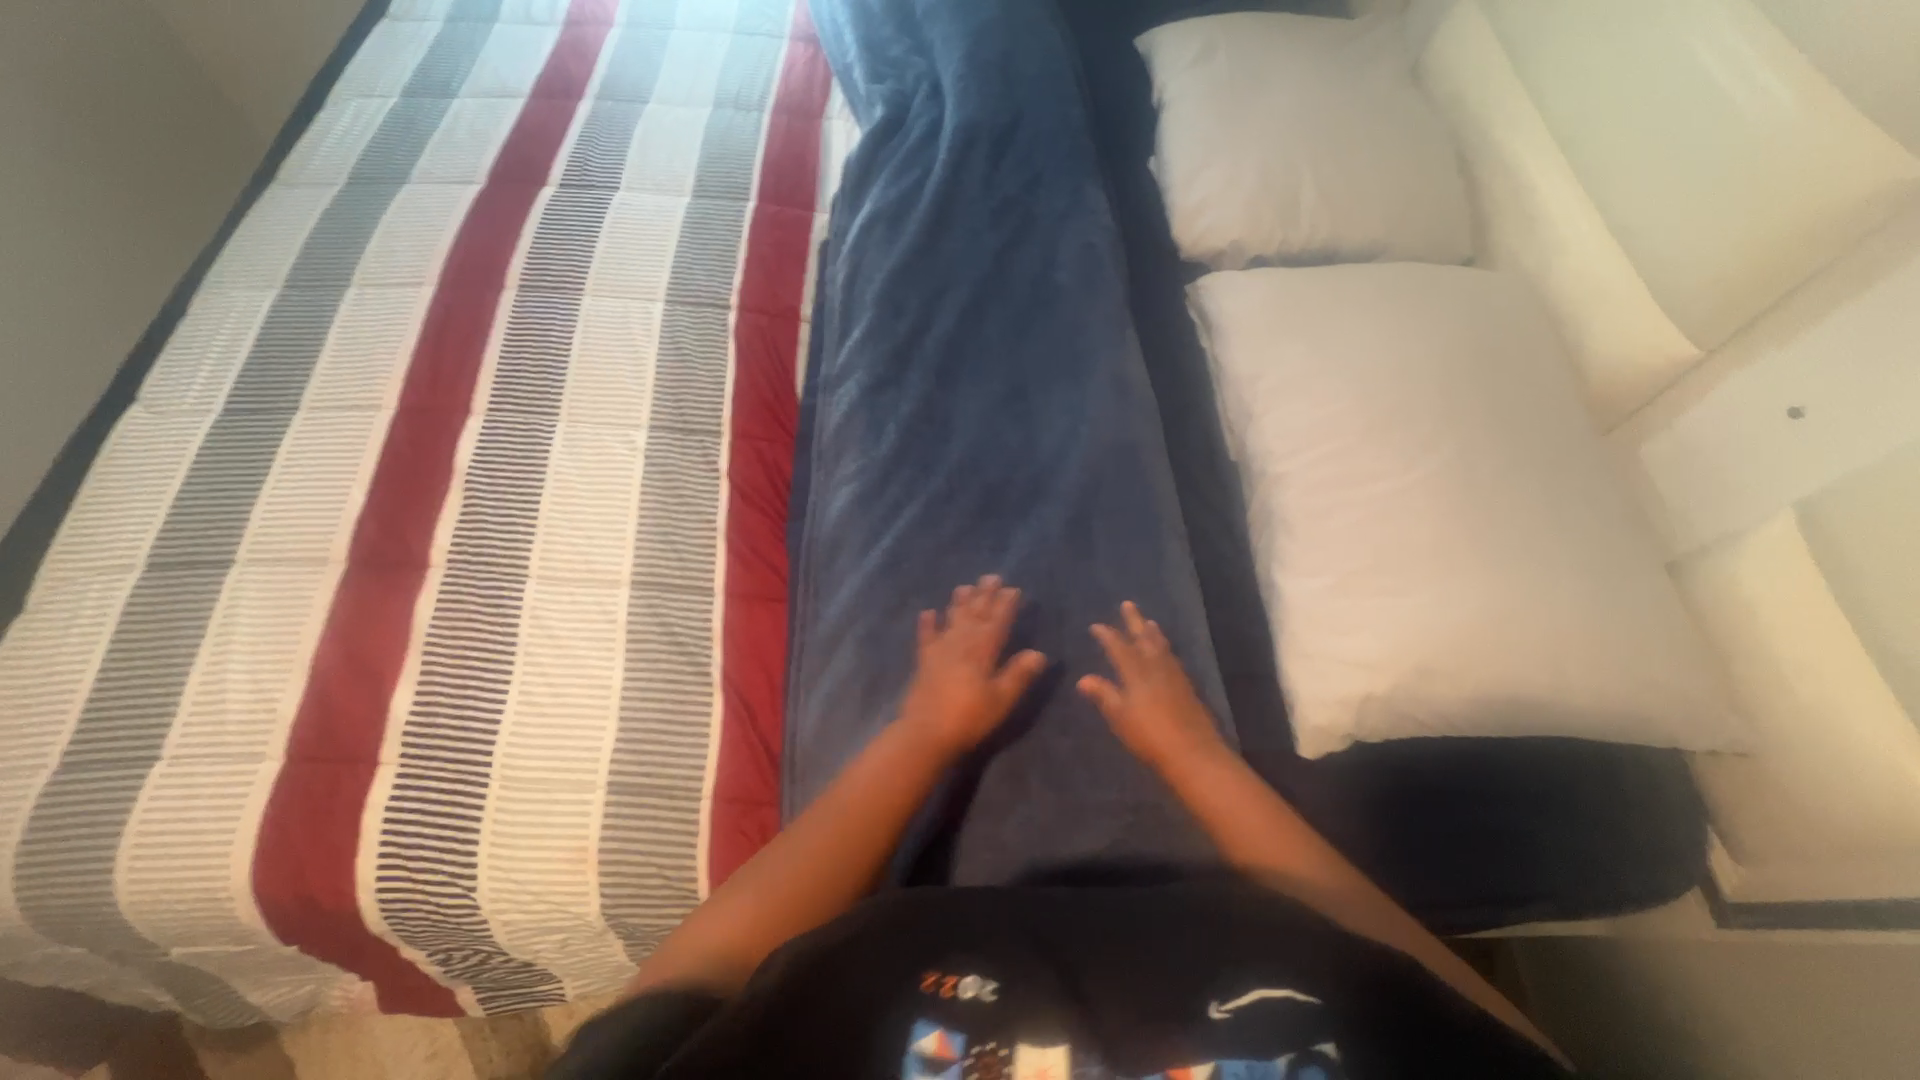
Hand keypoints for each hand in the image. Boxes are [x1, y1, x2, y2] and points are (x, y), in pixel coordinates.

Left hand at [897, 576, 1047, 757]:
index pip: (998, 621)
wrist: (925, 733)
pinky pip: (926, 637)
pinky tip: (928, 613)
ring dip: (959, 603)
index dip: (1006, 605)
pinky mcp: (924, 663)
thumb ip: (1019, 674)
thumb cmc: (969, 717)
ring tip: (965, 586)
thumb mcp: (1001, 699)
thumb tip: (1039, 653)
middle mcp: (961, 643)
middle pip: (975, 614)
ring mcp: (940, 651)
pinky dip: (928, 624)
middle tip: (991, 577)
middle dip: (984, 595)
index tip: (1013, 588)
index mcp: (983, 651)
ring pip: (952, 619)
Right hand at [1078, 601, 1226, 771]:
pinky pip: (1172, 658)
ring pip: (1161, 646)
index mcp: (1136, 672)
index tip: (1096, 626)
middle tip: (1128, 604)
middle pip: (1144, 639)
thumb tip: (1084, 679)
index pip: (1119, 647)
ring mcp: (1175, 676)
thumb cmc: (1149, 735)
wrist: (1193, 752)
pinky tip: (1166, 652)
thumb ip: (1103, 695)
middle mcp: (1156, 667)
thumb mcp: (1119, 716)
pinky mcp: (1187, 687)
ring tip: (1149, 622)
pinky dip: (1165, 648)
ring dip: (1153, 632)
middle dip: (1134, 621)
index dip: (1107, 635)